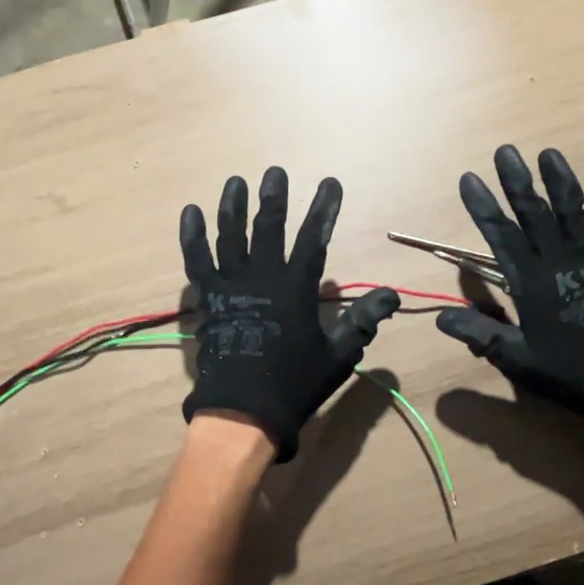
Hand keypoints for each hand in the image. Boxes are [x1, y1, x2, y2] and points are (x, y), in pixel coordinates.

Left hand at [180, 168, 400, 461]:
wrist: (245, 412)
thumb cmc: (296, 384)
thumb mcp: (339, 355)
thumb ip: (363, 321)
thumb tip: (392, 294)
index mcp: (296, 288)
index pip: (314, 238)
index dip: (324, 208)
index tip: (330, 183)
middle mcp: (263, 277)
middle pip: (268, 227)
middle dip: (274, 197)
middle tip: (275, 172)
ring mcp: (232, 285)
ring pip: (230, 235)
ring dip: (233, 206)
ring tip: (236, 181)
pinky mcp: (207, 299)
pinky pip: (197, 260)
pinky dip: (192, 235)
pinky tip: (191, 211)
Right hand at [437, 145, 583, 463]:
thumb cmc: (571, 372)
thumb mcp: (518, 358)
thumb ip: (479, 334)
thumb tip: (438, 317)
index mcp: (530, 282)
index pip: (499, 235)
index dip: (482, 206)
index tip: (469, 179)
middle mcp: (558, 261)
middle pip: (533, 212)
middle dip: (517, 181)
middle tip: (504, 151)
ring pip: (572, 211)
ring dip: (559, 181)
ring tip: (548, 153)